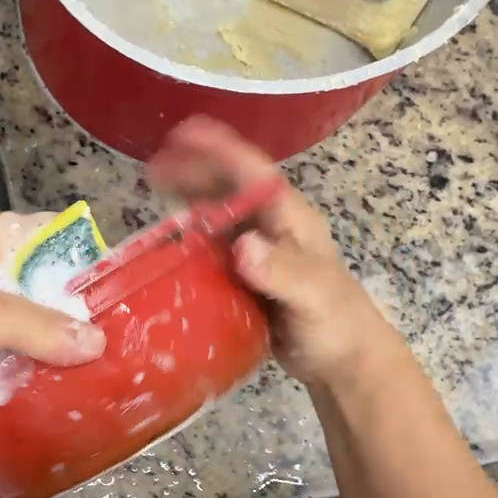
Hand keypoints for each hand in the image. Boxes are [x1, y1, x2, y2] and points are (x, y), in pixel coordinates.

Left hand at [0, 212, 107, 406]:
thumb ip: (40, 327)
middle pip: (47, 286)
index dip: (90, 266)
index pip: (58, 239)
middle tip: (117, 344)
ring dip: (53, 346)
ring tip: (97, 369)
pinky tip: (56, 384)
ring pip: (30, 322)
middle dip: (76, 315)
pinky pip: (10, 350)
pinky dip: (28, 364)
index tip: (123, 301)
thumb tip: (97, 342)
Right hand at [147, 116, 401, 387]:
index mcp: (289, 222)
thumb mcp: (313, 295)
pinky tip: (167, 247)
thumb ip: (282, 271)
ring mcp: (256, 256)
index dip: (220, 151)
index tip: (185, 133)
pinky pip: (211, 253)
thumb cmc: (336, 324)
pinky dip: (188, 243)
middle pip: (230, 188)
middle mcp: (271, 230)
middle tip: (154, 164)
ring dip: (188, 200)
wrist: (344, 363)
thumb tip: (243, 245)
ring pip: (218, 217)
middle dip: (195, 170)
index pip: (253, 175)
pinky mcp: (243, 282)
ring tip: (154, 191)